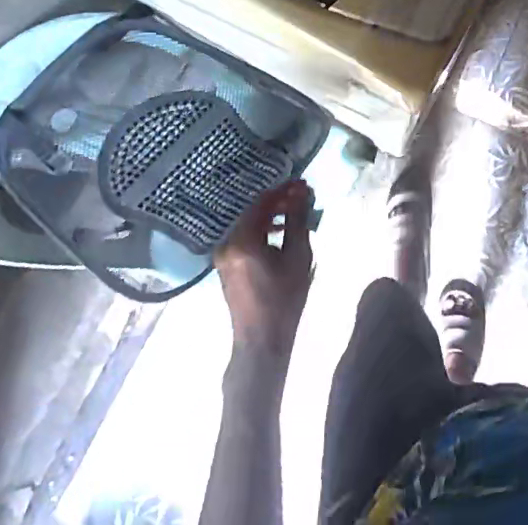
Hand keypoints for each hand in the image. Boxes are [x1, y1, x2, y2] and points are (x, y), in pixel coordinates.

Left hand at [215, 179, 313, 360]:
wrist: (261, 342)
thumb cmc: (284, 300)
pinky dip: (261, 230)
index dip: (284, 190)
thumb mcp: (297, 256)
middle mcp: (226, 242)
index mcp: (242, 239)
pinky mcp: (226, 264)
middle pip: (254, 211)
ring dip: (271, 215)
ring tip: (295, 213)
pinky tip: (279, 233)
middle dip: (279, 201)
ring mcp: (223, 254)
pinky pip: (244, 236)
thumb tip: (301, 192)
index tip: (304, 185)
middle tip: (303, 197)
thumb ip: (297, 221)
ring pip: (249, 223)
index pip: (263, 202)